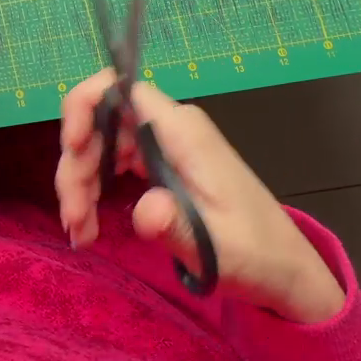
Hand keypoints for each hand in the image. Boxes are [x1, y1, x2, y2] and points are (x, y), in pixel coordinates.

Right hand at [56, 72, 344, 322]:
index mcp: (182, 132)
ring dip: (80, 182)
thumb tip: (145, 210)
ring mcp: (161, 145)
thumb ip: (177, 227)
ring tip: (80, 230)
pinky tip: (89, 223)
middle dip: (76, 166)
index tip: (72, 147)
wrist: (288, 272)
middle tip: (73, 218)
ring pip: (99, 144)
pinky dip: (93, 189)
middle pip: (99, 123)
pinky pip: (111, 162)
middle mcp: (167, 129)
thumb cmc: (258, 256)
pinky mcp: (157, 164)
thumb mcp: (218, 249)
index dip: (85, 106)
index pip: (120, 88)